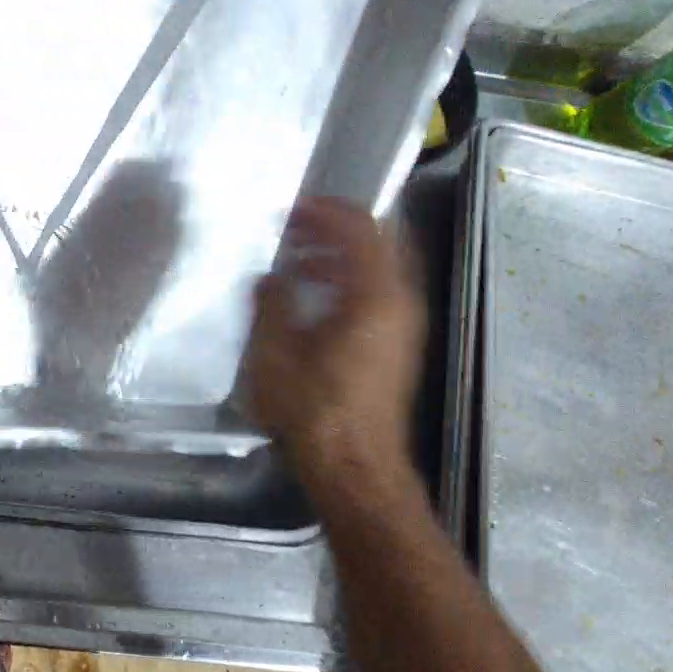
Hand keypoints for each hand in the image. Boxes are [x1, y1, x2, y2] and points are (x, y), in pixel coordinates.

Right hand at [239, 197, 424, 483]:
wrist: (354, 463)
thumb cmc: (313, 409)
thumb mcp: (276, 354)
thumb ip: (272, 305)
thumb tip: (269, 278)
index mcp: (374, 295)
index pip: (360, 228)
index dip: (326, 211)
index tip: (292, 208)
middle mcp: (400, 302)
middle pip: (378, 243)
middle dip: (336, 229)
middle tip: (295, 228)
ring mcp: (403, 325)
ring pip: (379, 269)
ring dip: (341, 257)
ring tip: (298, 262)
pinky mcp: (395, 346)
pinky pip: (377, 294)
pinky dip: (348, 282)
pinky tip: (314, 300)